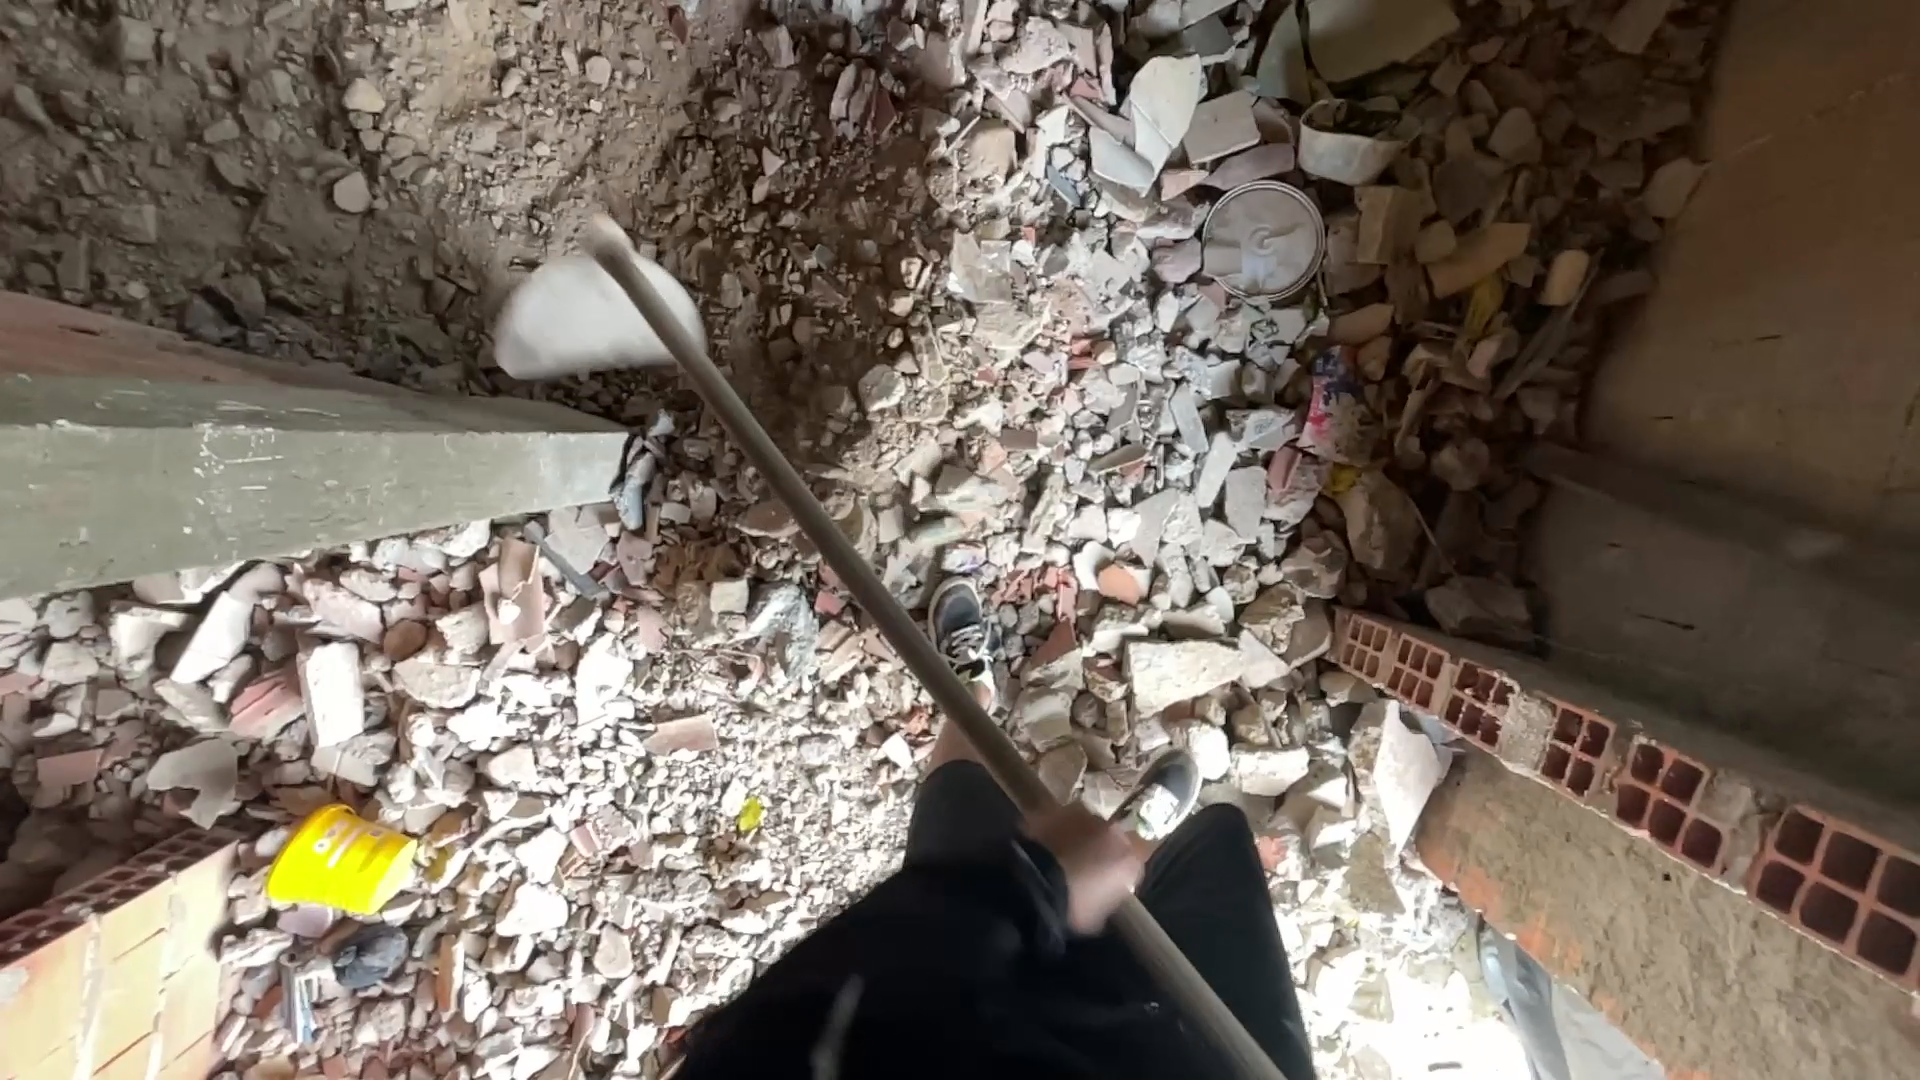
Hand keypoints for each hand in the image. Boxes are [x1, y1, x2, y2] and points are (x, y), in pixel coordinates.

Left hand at [1025, 805, 1144, 933]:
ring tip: (1061, 852)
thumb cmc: (1073, 908)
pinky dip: (1055, 829)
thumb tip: (1101, 890)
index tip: (1106, 881)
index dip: (1117, 870)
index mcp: (1129, 859)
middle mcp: (1113, 830)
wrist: (1035, 884)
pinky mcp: (1056, 807)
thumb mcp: (1099, 915)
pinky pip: (1061, 819)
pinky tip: (1044, 844)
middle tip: (1082, 865)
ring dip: (1078, 834)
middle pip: (1110, 837)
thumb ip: (1107, 896)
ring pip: (1085, 823)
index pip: (1132, 862)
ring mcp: (1084, 814)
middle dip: (1099, 847)